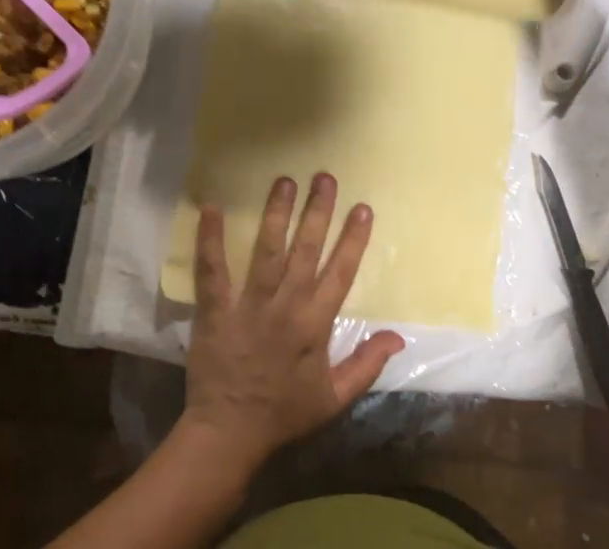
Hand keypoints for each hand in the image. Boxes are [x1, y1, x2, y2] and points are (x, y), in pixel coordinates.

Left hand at [182, 174, 405, 468]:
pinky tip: (212, 208)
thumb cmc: (284, 412)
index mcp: (315, 324)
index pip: (340, 273)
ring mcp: (248, 305)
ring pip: (266, 251)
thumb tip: (398, 336)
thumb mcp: (335, 396)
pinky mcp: (215, 310)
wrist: (229, 432)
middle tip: (324, 177)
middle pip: (305, 250)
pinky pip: (212, 271)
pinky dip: (210, 240)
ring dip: (276, 214)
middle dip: (317, 212)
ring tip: (284, 181)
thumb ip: (367, 363)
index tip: (362, 208)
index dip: (353, 239)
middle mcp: (285, 306)